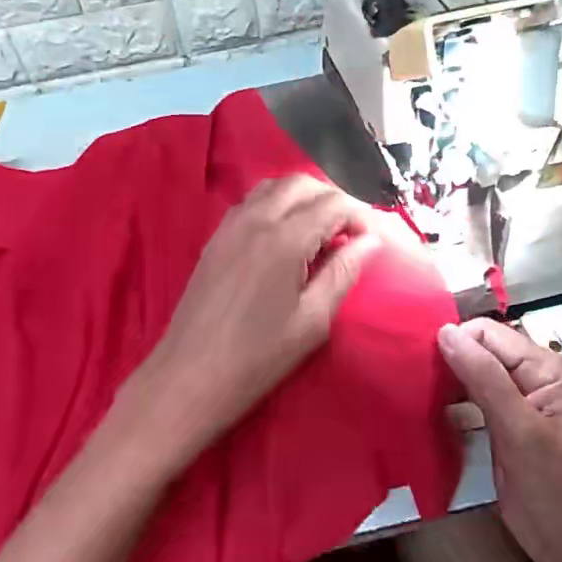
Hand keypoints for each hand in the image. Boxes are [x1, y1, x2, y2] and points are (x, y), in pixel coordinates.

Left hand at [122, 175, 381, 466]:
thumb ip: (343, 273)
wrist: (188, 378)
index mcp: (284, 239)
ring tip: (322, 230)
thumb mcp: (312, 321)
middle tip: (350, 230)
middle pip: (302, 183)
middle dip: (333, 198)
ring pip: (274, 186)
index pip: (333, 203)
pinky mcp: (216, 238)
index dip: (360, 215)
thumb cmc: (257, 357)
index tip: (372, 239)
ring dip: (304, 197)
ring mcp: (230, 225)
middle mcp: (256, 219)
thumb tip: (370, 241)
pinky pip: (252, 201)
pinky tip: (287, 235)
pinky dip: (277, 204)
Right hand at [436, 320, 561, 561]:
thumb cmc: (558, 493)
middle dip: (448, 359)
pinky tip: (429, 407)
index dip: (455, 341)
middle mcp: (536, 377)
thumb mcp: (521, 432)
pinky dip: (453, 402)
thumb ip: (484, 379)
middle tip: (409, 375)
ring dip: (447, 380)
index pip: (491, 334)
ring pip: (474, 374)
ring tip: (412, 388)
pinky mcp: (506, 426)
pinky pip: (474, 400)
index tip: (417, 359)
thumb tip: (445, 332)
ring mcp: (520, 403)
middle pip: (482, 350)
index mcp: (549, 368)